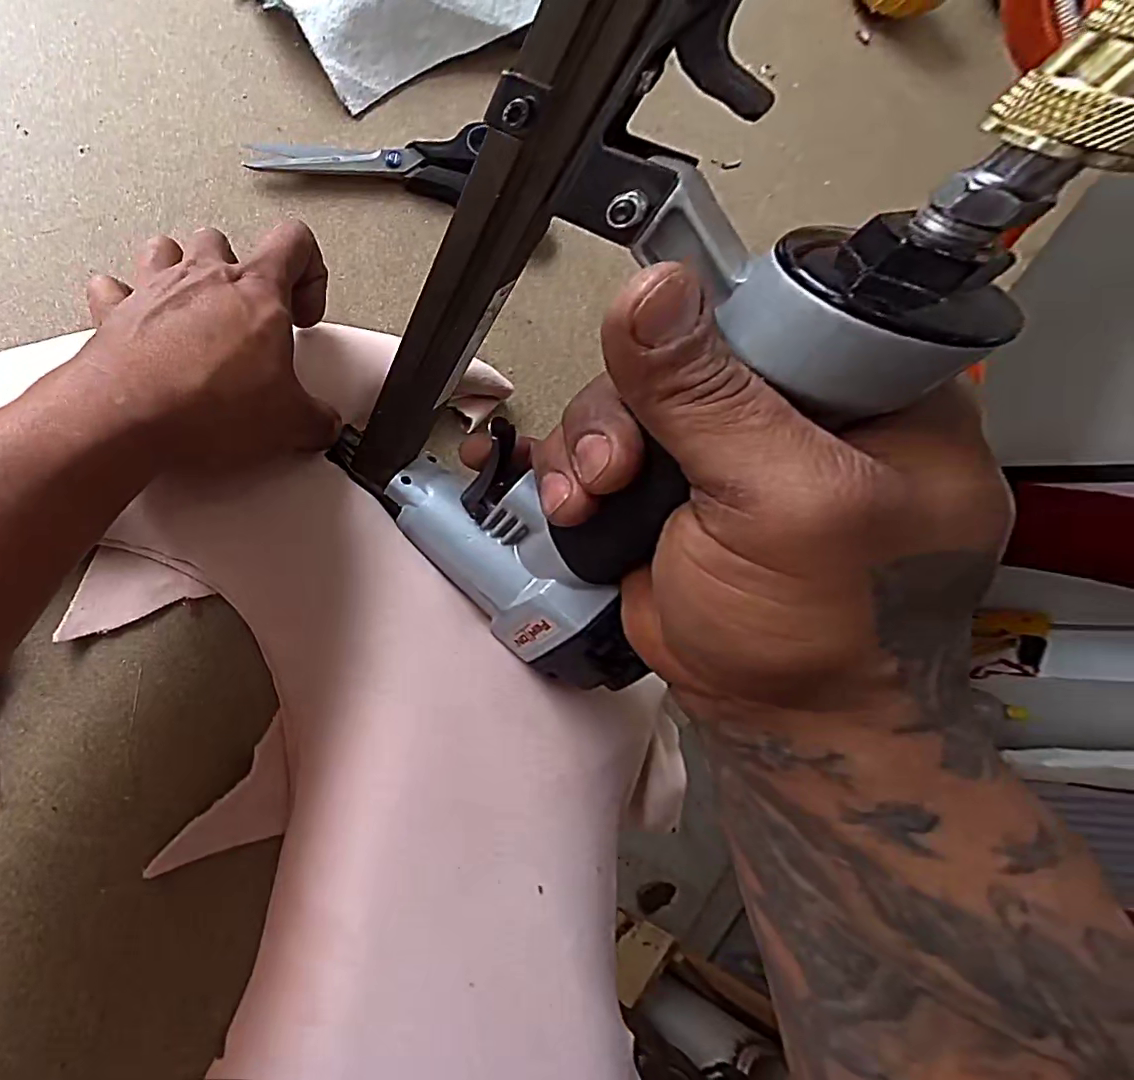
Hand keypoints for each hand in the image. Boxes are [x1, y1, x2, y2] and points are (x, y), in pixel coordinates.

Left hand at [76, 221, 341, 471]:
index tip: (301, 312)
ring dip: (177, 268)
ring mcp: (153, 291)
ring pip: (165, 248)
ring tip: (188, 304)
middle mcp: (201, 278)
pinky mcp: (114, 315)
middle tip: (241, 313)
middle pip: (223, 240)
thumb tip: (320, 424)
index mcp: (254, 290)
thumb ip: (312, 418)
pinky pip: (110, 288)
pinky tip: (128, 318)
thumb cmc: (201, 402)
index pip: (294, 242)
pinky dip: (118, 298)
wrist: (131, 414)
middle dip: (235, 271)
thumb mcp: (284, 421)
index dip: (308, 272)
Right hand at [469, 263, 1012, 718]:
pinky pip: (579, 456)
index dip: (692, 341)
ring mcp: (697, 459)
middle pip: (658, 368)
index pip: (757, 318)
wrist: (763, 707)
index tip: (656, 387)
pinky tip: (535, 483)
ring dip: (573, 456)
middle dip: (613, 421)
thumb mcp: (778, 499)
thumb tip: (650, 292)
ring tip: (581, 508)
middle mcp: (770, 417)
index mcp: (852, 396)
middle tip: (612, 475)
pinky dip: (548, 468)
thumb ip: (708, 399)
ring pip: (607, 413)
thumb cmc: (819, 622)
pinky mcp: (643, 494)